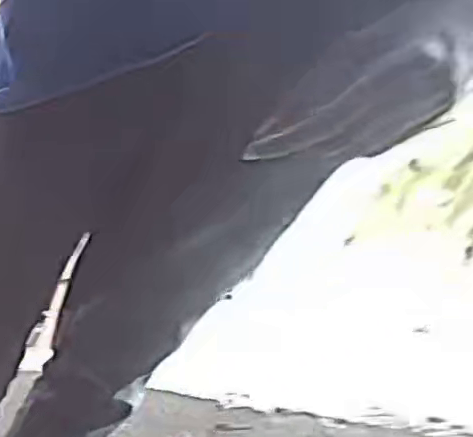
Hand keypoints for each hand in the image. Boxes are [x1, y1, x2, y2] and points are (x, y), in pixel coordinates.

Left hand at [246, 0, 472, 161]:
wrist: (466, 20)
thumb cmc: (402, 30)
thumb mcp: (352, 48)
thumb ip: (307, 89)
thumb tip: (265, 132)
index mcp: (410, 60)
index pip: (332, 116)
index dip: (287, 138)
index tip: (251, 149)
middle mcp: (430, 84)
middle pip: (339, 136)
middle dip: (292, 147)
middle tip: (261, 150)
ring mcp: (437, 102)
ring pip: (353, 147)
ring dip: (312, 150)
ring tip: (289, 143)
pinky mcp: (437, 115)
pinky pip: (374, 146)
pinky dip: (341, 147)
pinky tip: (324, 139)